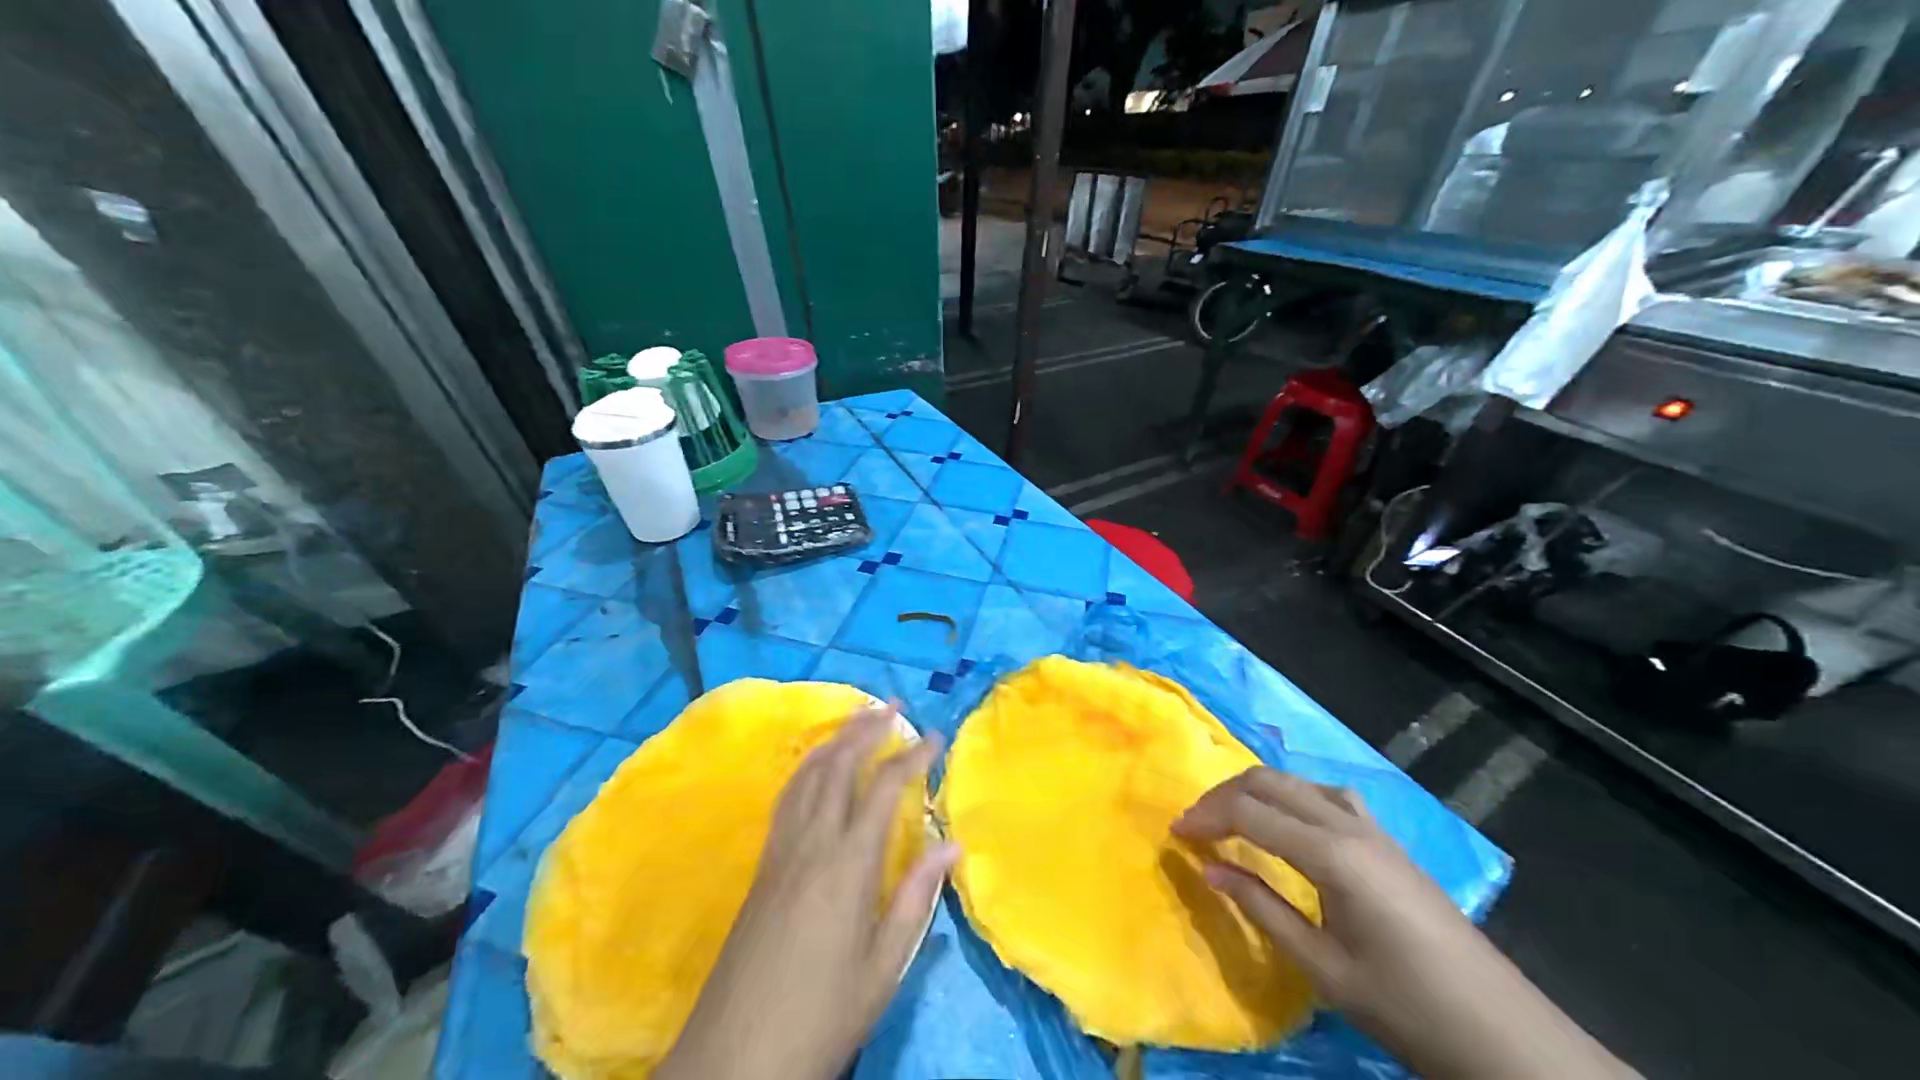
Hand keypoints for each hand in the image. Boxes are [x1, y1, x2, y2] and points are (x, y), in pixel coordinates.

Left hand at [654, 704, 955, 1079]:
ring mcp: (780, 851)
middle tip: (894, 705)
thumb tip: (952, 844)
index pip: (884, 789)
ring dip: (835, 740)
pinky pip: (787, 798)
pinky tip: (815, 767)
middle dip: (867, 729)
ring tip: (858, 718)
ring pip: (808, 775)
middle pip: (839, 766)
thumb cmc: (822, 1014)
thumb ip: (915, 898)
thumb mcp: (882, 966)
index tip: (936, 736)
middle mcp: (812, 843)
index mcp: (848, 865)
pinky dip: (807, 768)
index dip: (912, 756)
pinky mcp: (762, 866)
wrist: (736, 1056)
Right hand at [1174, 767, 1635, 1079]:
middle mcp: (1350, 826)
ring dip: (1256, 791)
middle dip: (1223, 796)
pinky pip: (1326, 795)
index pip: (1250, 813)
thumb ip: (1262, 908)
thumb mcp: (1323, 968)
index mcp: (1332, 854)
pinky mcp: (1387, 841)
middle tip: (1193, 825)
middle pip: (1270, 783)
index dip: (1206, 816)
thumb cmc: (1406, 1006)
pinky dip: (1290, 795)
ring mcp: (1373, 829)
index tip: (1175, 833)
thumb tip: (1208, 868)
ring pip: (1298, 782)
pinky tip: (1286, 820)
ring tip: (1229, 818)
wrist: (1502, 1033)